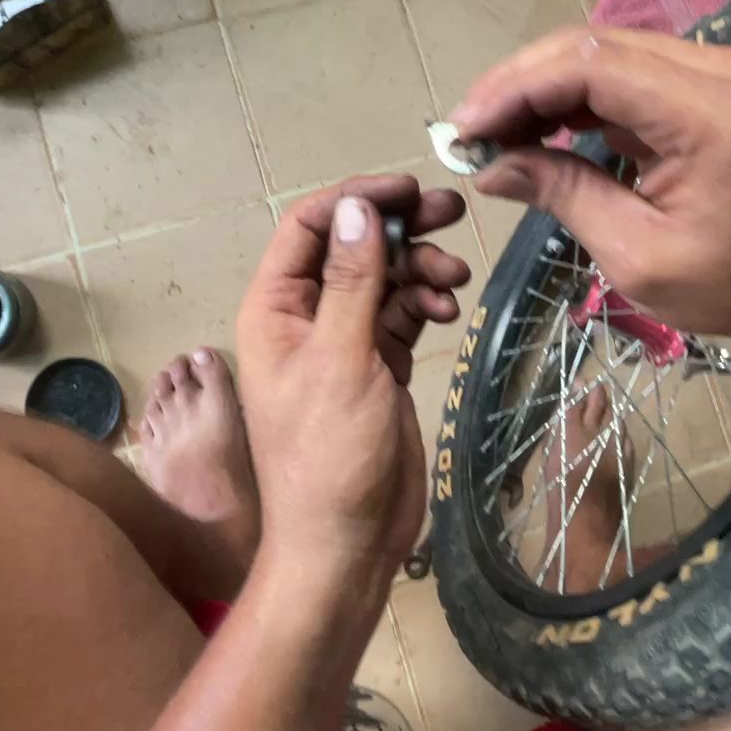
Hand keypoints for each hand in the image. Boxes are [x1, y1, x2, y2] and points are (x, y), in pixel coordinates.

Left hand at [235, 176, 470, 580]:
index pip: (309, 227)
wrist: (347, 540)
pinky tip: (448, 309)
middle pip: (352, 246)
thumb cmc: (329, 452)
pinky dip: (425, 303)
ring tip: (455, 277)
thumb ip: (351, 282)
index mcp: (275, 307)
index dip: (356, 199)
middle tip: (451, 211)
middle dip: (399, 227)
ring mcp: (343, 338)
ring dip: (420, 268)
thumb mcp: (339, 359)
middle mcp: (305, 315)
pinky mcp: (376, 361)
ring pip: (383, 278)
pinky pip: (402, 313)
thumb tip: (358, 208)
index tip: (408, 189)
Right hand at [450, 26, 730, 345]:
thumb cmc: (728, 286)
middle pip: (592, 47)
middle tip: (466, 129)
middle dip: (517, 84)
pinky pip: (618, 72)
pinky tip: (531, 126)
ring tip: (489, 131)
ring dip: (536, 87)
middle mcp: (721, 70)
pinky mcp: (702, 82)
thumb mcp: (635, 254)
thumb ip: (563, 194)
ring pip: (599, 52)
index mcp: (714, 115)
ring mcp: (715, 69)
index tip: (465, 128)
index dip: (517, 89)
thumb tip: (489, 165)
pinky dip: (567, 96)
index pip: (593, 68)